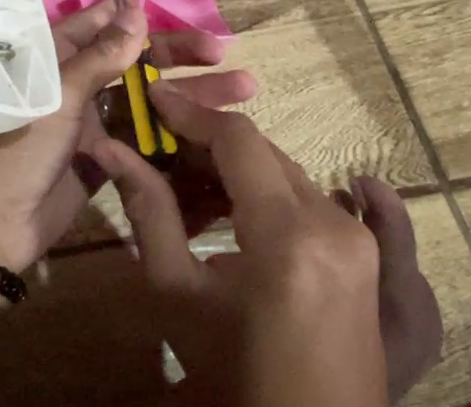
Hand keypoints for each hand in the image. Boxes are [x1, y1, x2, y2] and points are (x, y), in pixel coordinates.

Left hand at [0, 0, 254, 271]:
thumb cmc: (14, 144)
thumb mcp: (57, 94)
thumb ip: (100, 56)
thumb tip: (136, 8)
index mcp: (51, 58)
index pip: (99, 25)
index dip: (138, 18)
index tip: (181, 14)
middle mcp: (70, 85)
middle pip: (130, 62)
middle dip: (176, 56)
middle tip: (223, 53)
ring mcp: (87, 125)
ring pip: (144, 102)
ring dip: (187, 96)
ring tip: (243, 90)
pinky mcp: (102, 163)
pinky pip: (143, 141)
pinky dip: (173, 135)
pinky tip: (213, 132)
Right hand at [90, 84, 389, 406]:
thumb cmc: (234, 374)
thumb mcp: (176, 294)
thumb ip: (148, 210)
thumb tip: (108, 147)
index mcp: (289, 234)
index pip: (238, 139)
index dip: (190, 112)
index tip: (150, 97)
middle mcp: (333, 224)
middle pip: (262, 151)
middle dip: (206, 142)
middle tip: (155, 147)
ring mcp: (356, 239)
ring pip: (283, 172)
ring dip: (233, 168)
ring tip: (182, 188)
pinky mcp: (362, 254)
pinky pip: (304, 199)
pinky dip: (261, 193)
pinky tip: (225, 214)